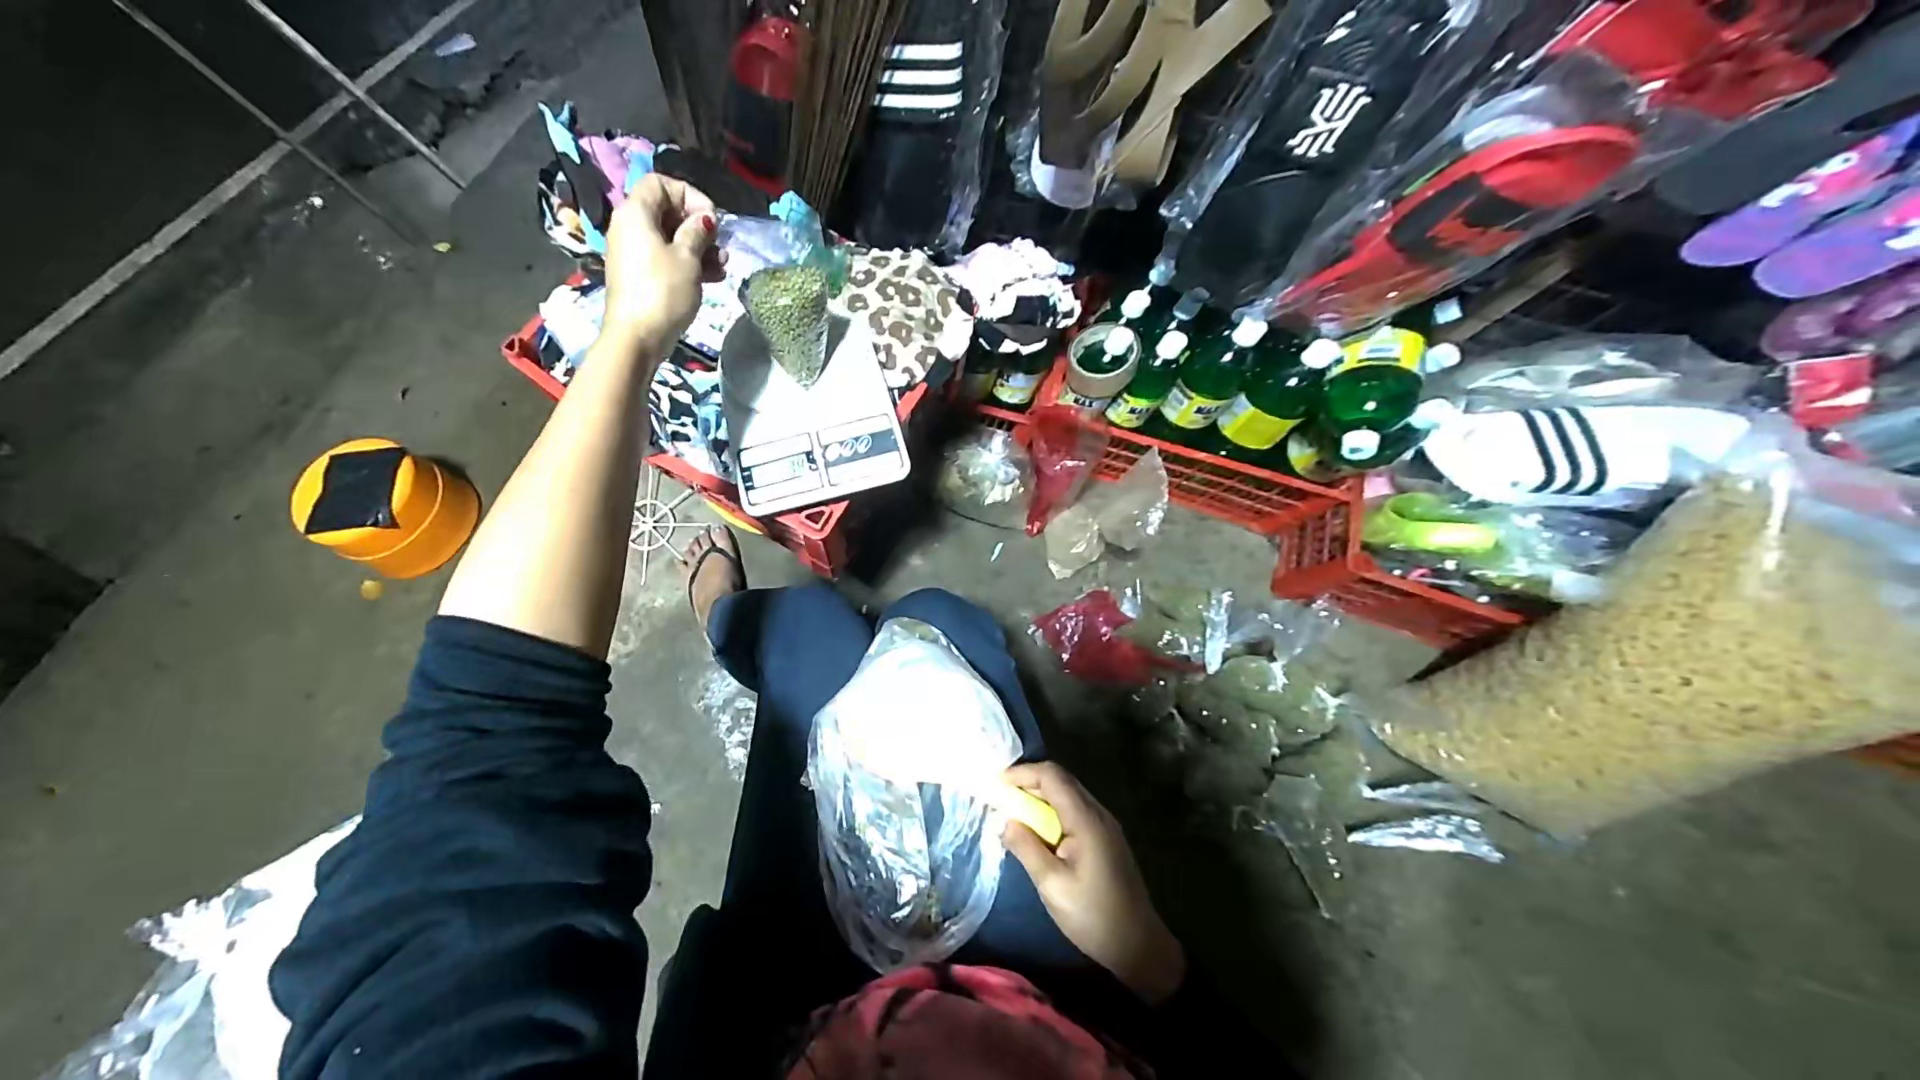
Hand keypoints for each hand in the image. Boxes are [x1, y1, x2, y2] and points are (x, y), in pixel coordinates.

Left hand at [602, 174, 723, 345]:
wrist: (637, 336)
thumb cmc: (663, 291)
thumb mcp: (687, 258)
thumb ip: (697, 232)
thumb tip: (704, 219)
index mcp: (636, 213)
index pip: (661, 183)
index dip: (690, 195)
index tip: (711, 219)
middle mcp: (630, 226)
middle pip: (667, 211)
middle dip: (697, 225)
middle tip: (720, 244)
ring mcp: (634, 251)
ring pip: (670, 236)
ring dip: (699, 247)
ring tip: (722, 264)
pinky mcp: (641, 273)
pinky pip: (666, 256)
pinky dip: (688, 261)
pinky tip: (712, 276)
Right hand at [1002, 762, 1186, 1003]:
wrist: (1139, 945)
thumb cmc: (1093, 916)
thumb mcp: (1052, 885)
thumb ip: (1026, 848)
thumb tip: (1003, 820)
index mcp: (1086, 819)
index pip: (1052, 776)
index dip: (1023, 773)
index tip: (996, 784)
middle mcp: (1098, 813)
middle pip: (1061, 780)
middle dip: (1028, 782)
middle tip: (1000, 797)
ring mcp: (1105, 825)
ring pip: (1068, 794)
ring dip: (1040, 796)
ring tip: (1013, 811)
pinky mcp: (1105, 838)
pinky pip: (1075, 810)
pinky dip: (1052, 810)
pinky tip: (1038, 829)